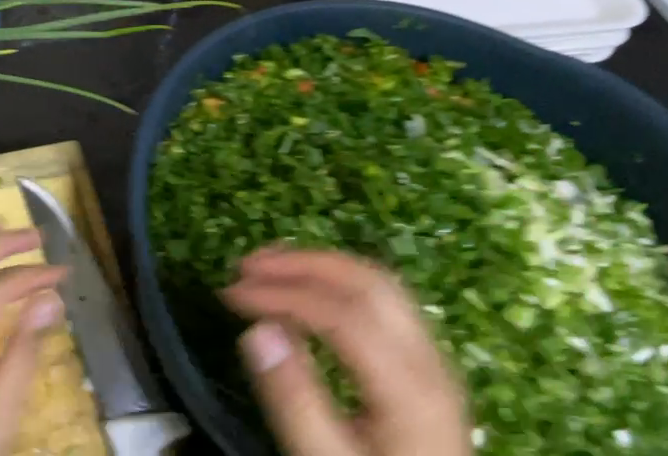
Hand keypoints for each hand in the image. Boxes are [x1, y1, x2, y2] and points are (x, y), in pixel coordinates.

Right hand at [220, 249, 472, 455]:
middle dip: (301, 265)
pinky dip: (341, 284)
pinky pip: (387, 303)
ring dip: (321, 267)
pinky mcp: (430, 369)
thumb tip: (256, 330)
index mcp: (409, 389)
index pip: (340, 314)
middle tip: (247, 265)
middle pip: (368, 285)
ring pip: (381, 286)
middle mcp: (431, 363)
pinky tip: (310, 293)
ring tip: (270, 268)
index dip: (280, 293)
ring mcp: (436, 363)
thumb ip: (294, 402)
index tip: (230, 292)